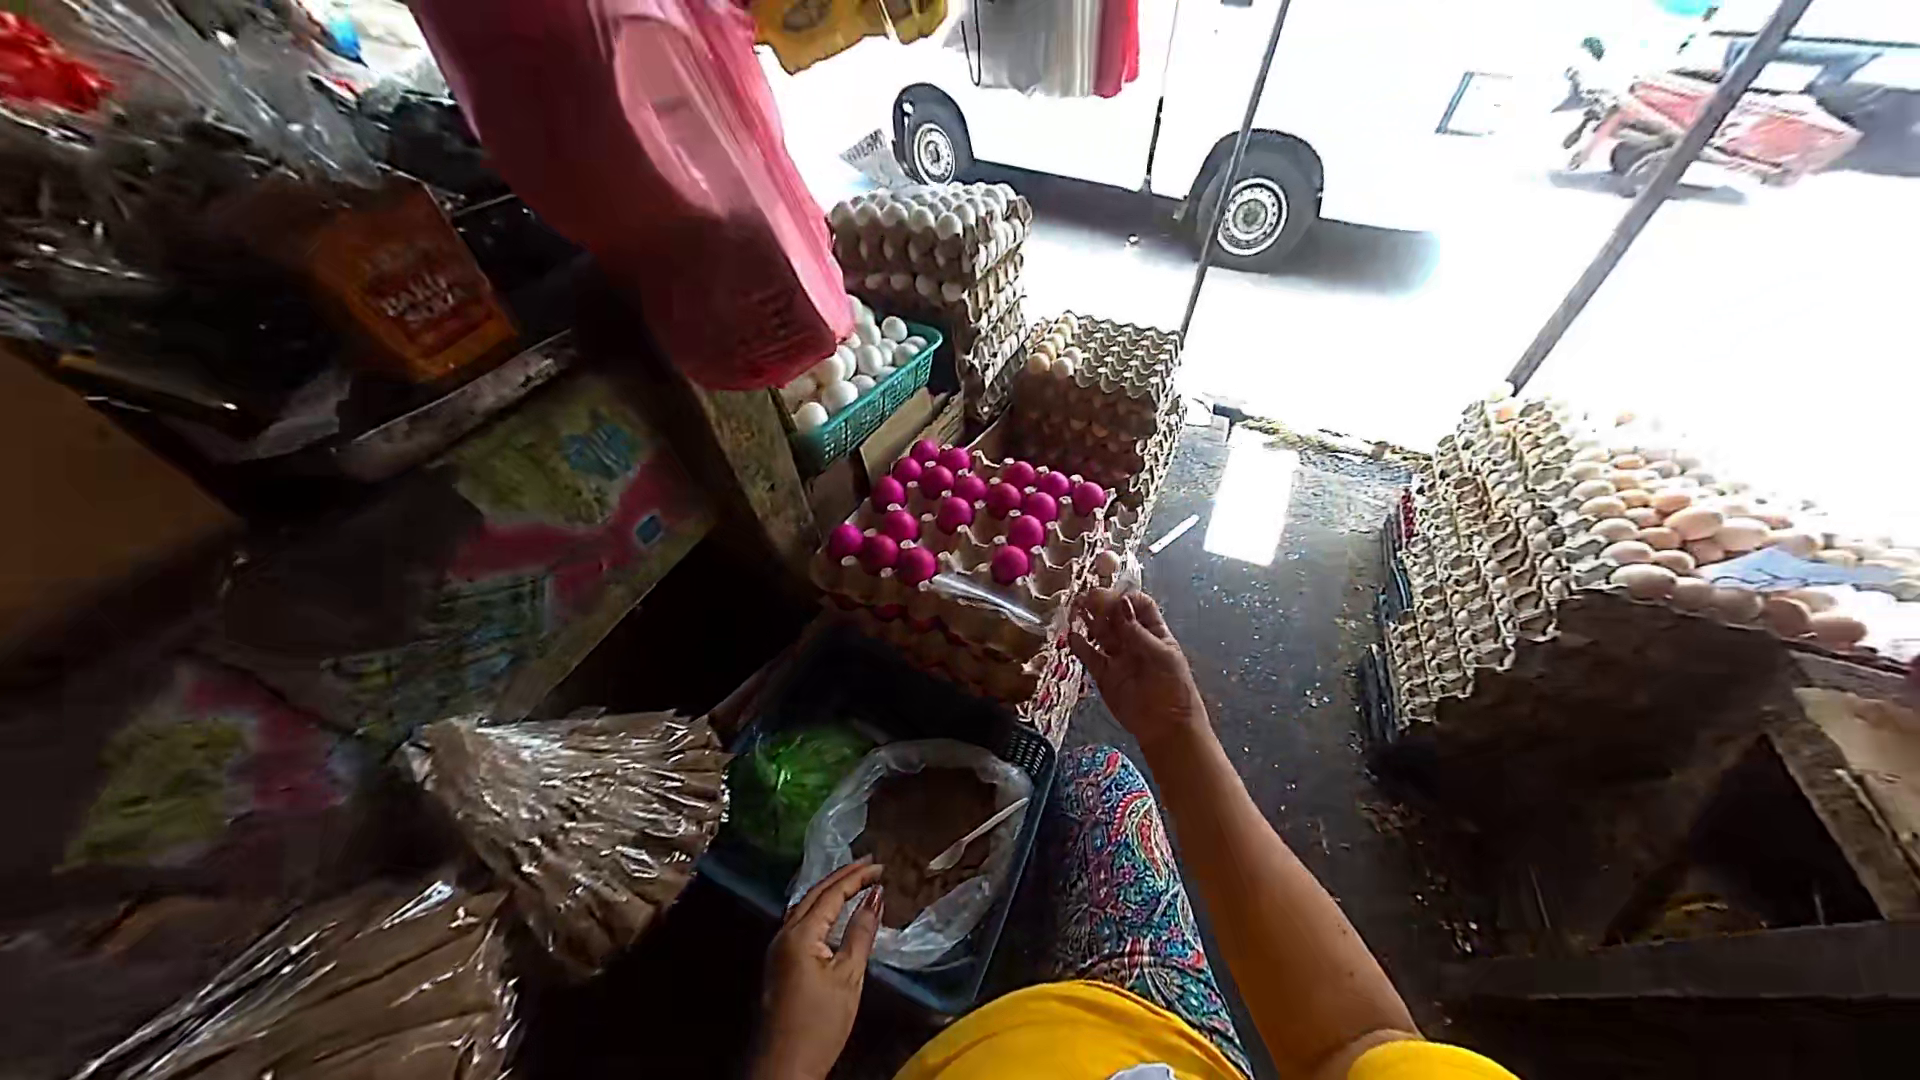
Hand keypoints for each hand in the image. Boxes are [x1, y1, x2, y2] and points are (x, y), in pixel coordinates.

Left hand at [749, 859, 884, 1079]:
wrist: (782, 1073)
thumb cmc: (820, 1025)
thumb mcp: (848, 978)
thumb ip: (861, 932)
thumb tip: (875, 897)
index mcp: (800, 933)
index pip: (831, 893)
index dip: (857, 877)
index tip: (881, 866)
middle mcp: (784, 933)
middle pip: (814, 893)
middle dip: (842, 876)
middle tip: (870, 864)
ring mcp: (777, 948)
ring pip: (804, 905)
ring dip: (829, 889)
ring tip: (854, 879)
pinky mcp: (778, 962)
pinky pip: (800, 919)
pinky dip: (819, 906)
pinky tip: (831, 909)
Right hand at [1069, 588, 1210, 750]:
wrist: (1166, 728)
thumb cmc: (1173, 689)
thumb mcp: (1162, 656)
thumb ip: (1138, 631)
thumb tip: (1121, 603)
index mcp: (1153, 632)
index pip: (1138, 605)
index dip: (1125, 598)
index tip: (1111, 597)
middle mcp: (1133, 640)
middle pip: (1115, 615)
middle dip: (1102, 604)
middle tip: (1086, 598)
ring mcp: (1117, 656)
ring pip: (1100, 631)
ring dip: (1088, 619)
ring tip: (1075, 609)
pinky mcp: (1103, 673)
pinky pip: (1089, 655)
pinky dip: (1079, 645)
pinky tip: (1072, 636)